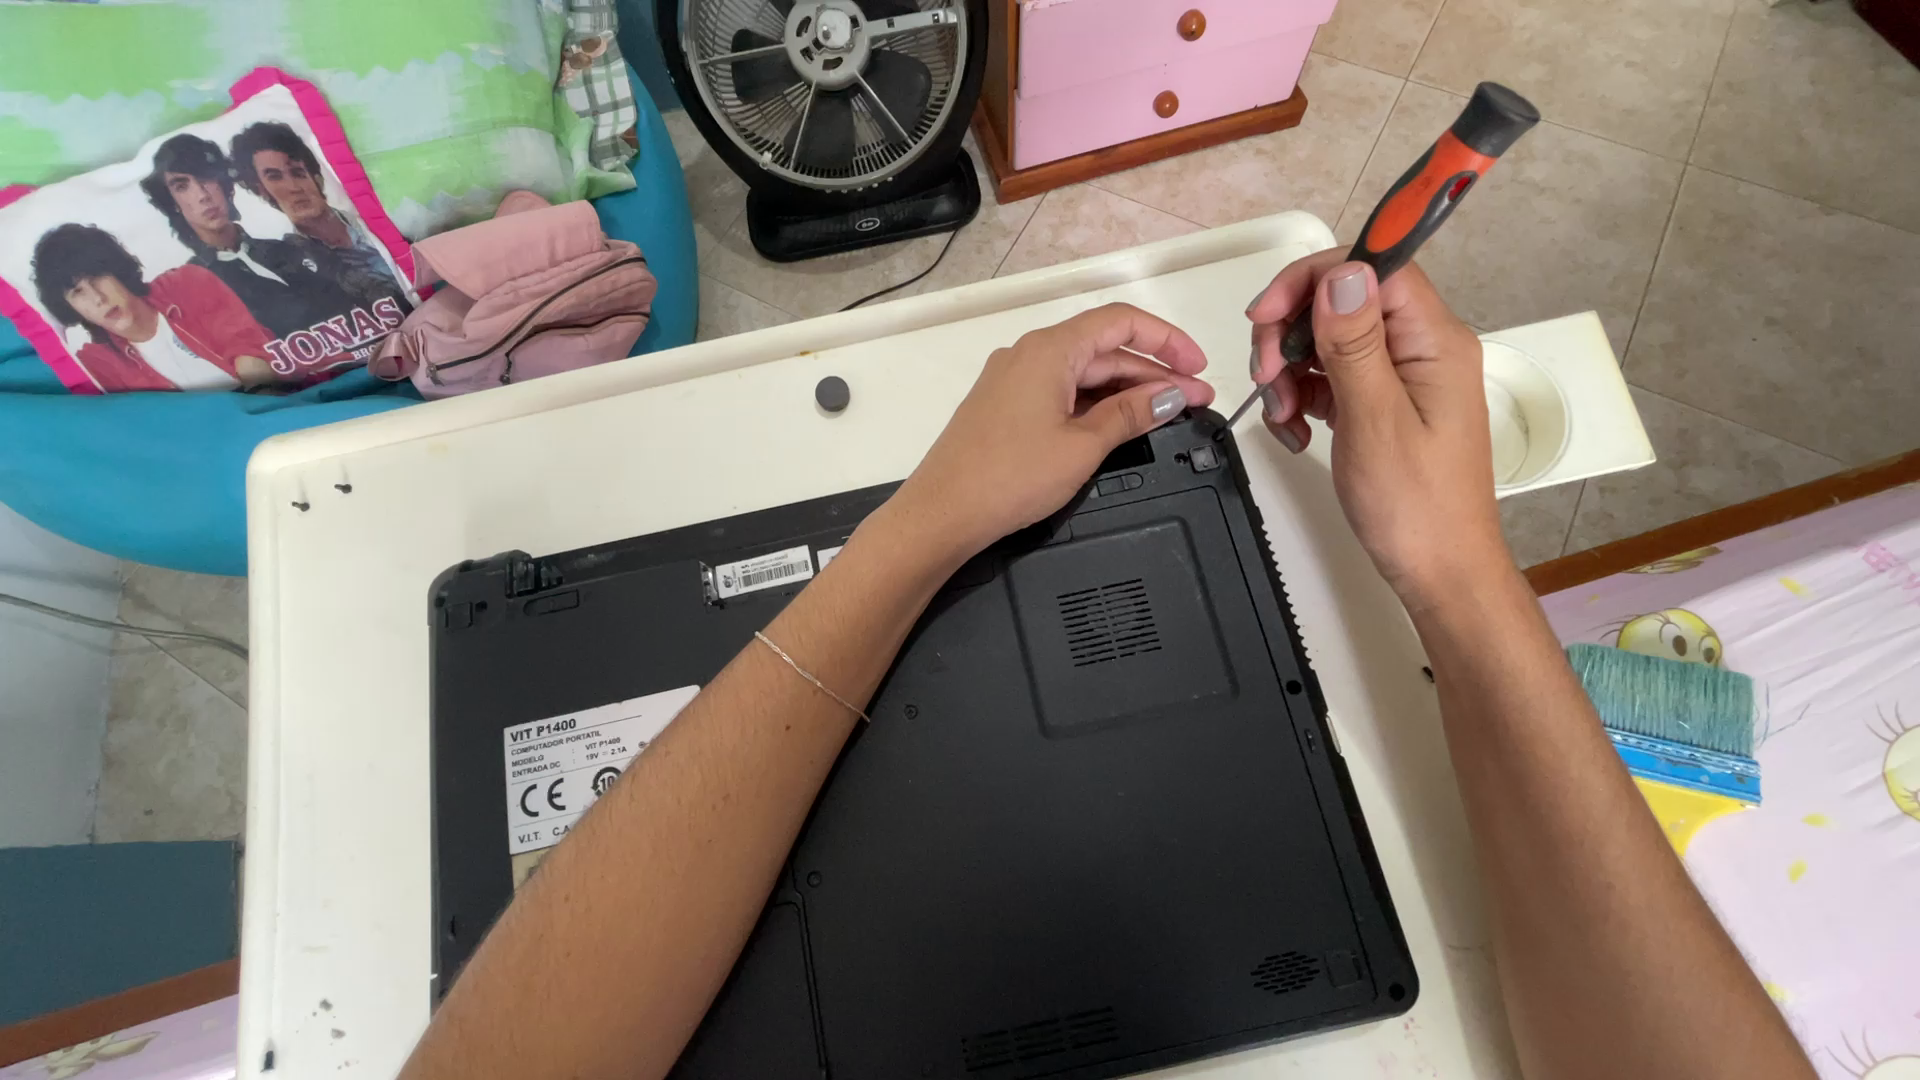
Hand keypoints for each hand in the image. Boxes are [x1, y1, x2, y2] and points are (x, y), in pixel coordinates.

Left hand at [891, 302, 1213, 562]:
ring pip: (1082, 375)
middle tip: (1195, 402)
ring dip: (1125, 393)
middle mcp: (1028, 355)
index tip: (1198, 368)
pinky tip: (1119, 425)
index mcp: (1049, 350)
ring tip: (1166, 416)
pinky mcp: (1004, 408)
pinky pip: (1060, 395)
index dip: (1167, 340)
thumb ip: (1130, 415)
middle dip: (1153, 374)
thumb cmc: (1010, 477)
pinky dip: (1093, 407)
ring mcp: (1012, 382)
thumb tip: (1170, 396)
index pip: (1120, 322)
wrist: (942, 514)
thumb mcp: (1082, 446)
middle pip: (1103, 350)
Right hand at [1247, 252, 1508, 608]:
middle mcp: (1418, 348)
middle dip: (1289, 334)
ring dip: (1288, 374)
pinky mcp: (1377, 402)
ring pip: (1324, 342)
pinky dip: (1299, 400)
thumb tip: (1342, 274)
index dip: (1311, 280)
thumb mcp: (1376, 421)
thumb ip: (1356, 345)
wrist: (1435, 567)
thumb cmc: (1414, 504)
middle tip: (1264, 379)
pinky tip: (1294, 432)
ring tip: (1282, 419)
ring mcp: (1396, 376)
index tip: (1264, 316)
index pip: (1370, 269)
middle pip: (1338, 303)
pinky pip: (1326, 380)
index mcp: (1432, 341)